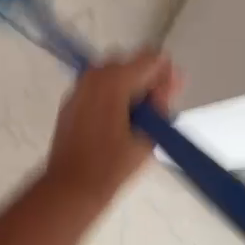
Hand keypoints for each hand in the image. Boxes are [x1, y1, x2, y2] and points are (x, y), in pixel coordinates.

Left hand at [42, 53, 184, 204]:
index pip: (149, 58)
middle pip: (129, 62)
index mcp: (115, 80)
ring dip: (127, 84)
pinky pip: (96, 84)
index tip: (171, 91)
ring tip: (136, 115)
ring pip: (111, 71)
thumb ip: (161, 101)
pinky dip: (110, 92)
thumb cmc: (113, 165)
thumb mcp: (147, 134)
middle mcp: (94, 75)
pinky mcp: (70, 98)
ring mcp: (79, 85)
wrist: (71, 186)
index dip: (164, 72)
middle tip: (155, 106)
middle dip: (145, 77)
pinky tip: (116, 119)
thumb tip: (174, 78)